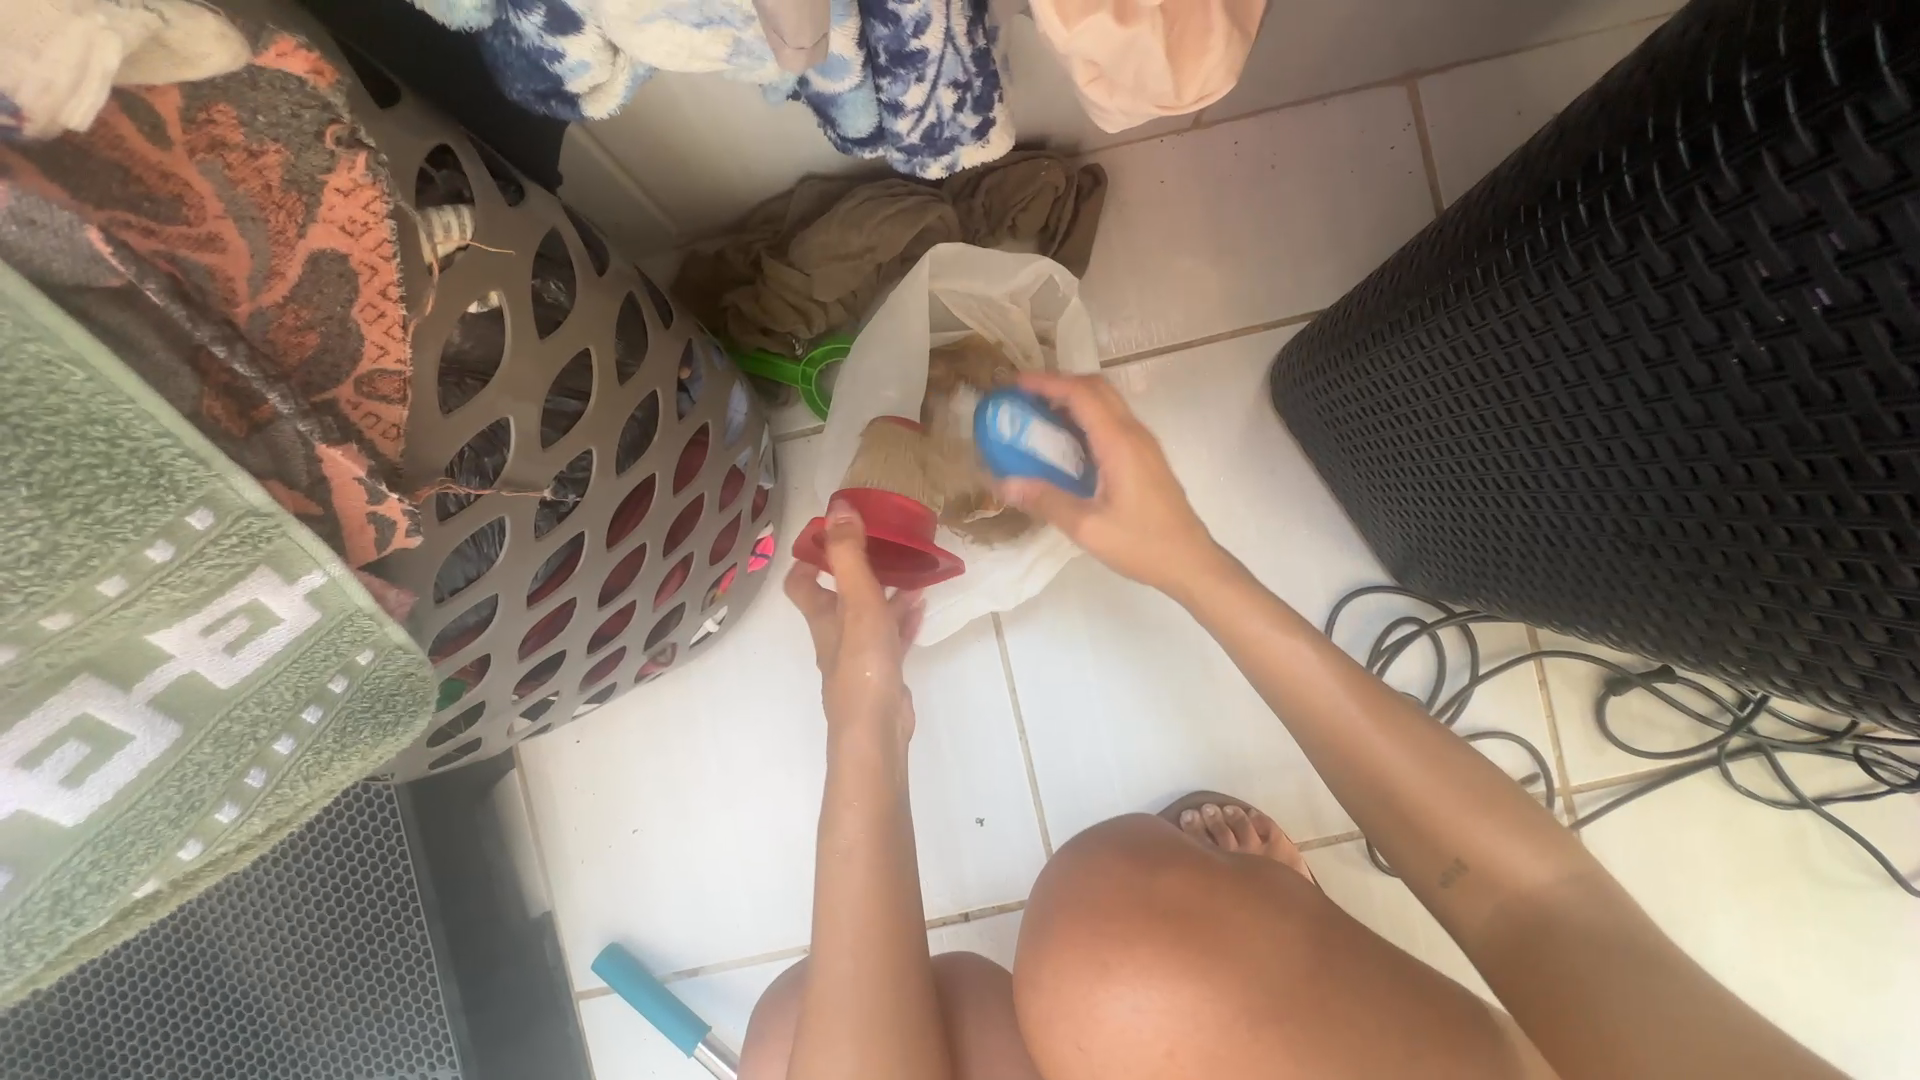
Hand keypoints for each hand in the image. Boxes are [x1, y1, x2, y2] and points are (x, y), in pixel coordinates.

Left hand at [785, 501, 924, 743]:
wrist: (876, 727)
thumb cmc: (862, 661)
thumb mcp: (857, 599)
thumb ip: (849, 554)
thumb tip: (838, 506)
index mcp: (821, 616)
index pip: (800, 582)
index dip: (809, 557)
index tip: (832, 534)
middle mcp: (835, 634)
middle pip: (838, 596)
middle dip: (858, 570)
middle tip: (884, 546)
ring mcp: (859, 656)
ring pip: (869, 615)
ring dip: (886, 592)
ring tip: (913, 571)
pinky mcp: (883, 673)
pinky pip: (891, 637)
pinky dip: (904, 620)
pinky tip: (922, 608)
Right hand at [997, 372, 1218, 592]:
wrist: (1189, 561)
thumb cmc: (1141, 545)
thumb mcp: (1087, 528)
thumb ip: (1046, 501)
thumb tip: (1005, 484)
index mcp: (1119, 443)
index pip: (1081, 394)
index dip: (1046, 383)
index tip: (1014, 384)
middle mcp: (1134, 433)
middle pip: (1096, 388)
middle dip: (1058, 384)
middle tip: (1023, 397)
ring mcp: (1144, 443)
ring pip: (1107, 402)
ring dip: (1073, 399)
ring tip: (1038, 414)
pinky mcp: (1146, 457)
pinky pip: (1113, 421)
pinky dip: (1086, 417)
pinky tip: (1066, 442)